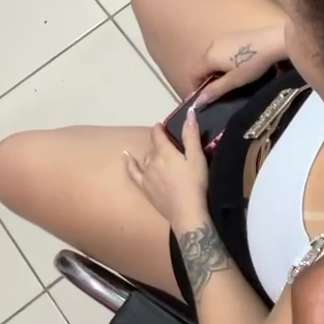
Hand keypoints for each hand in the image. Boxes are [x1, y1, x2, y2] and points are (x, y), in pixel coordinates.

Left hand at [125, 107, 209, 227]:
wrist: (187, 211)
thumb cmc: (196, 183)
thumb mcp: (197, 158)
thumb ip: (191, 135)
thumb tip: (189, 112)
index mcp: (165, 151)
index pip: (158, 134)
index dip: (160, 129)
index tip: (163, 127)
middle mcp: (151, 160)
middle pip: (153, 147)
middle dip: (160, 144)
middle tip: (171, 147)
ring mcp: (146, 175)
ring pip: (146, 158)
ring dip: (152, 154)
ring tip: (161, 156)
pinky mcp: (144, 187)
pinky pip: (132, 172)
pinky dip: (129, 163)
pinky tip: (126, 157)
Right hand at [195, 26, 287, 105]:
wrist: (274, 41)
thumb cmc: (253, 63)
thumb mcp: (235, 80)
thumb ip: (216, 90)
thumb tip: (198, 102)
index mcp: (208, 57)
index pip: (193, 74)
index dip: (195, 87)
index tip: (203, 99)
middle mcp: (211, 45)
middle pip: (202, 65)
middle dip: (206, 79)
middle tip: (217, 91)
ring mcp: (222, 38)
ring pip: (212, 57)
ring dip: (215, 69)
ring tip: (228, 80)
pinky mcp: (233, 35)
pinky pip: (221, 50)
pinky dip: (223, 60)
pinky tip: (236, 66)